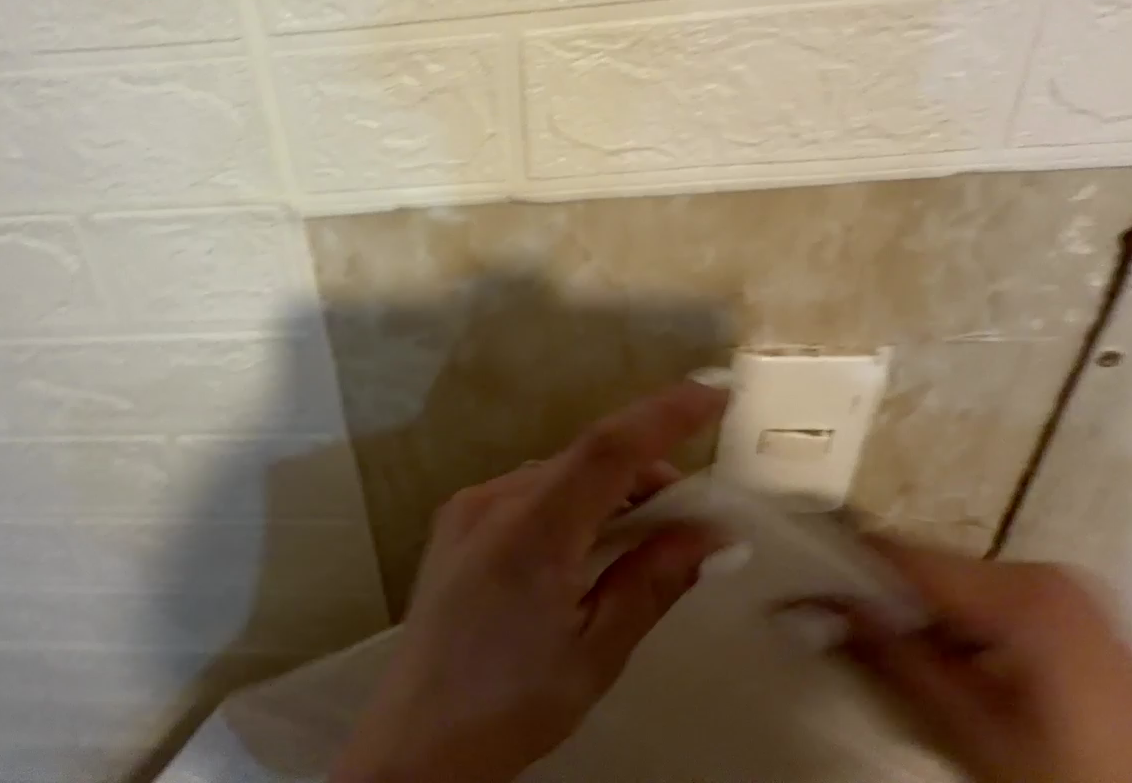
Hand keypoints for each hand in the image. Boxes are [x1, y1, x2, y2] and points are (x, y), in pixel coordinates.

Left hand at [331, 383, 729, 782]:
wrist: (418, 738)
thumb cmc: (514, 703)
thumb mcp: (597, 650)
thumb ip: (652, 581)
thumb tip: (712, 534)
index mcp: (533, 529)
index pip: (608, 448)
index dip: (664, 414)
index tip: (714, 392)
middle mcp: (493, 500)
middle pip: (582, 460)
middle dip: (642, 471)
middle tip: (688, 516)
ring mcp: (467, 507)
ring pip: (554, 474)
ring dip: (604, 489)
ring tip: (641, 536)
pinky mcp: (455, 523)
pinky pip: (525, 492)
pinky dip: (567, 502)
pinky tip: (584, 542)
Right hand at [797, 537, 1131, 782]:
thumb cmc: (1077, 782)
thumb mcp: (972, 734)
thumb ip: (892, 662)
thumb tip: (822, 608)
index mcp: (1023, 591)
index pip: (895, 554)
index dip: (832, 570)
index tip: (786, 589)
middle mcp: (1043, 576)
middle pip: (921, 571)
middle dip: (874, 602)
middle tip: (831, 637)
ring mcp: (1063, 595)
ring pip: (948, 589)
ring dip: (908, 620)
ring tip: (884, 664)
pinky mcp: (1072, 618)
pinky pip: (981, 605)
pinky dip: (948, 630)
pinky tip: (941, 674)